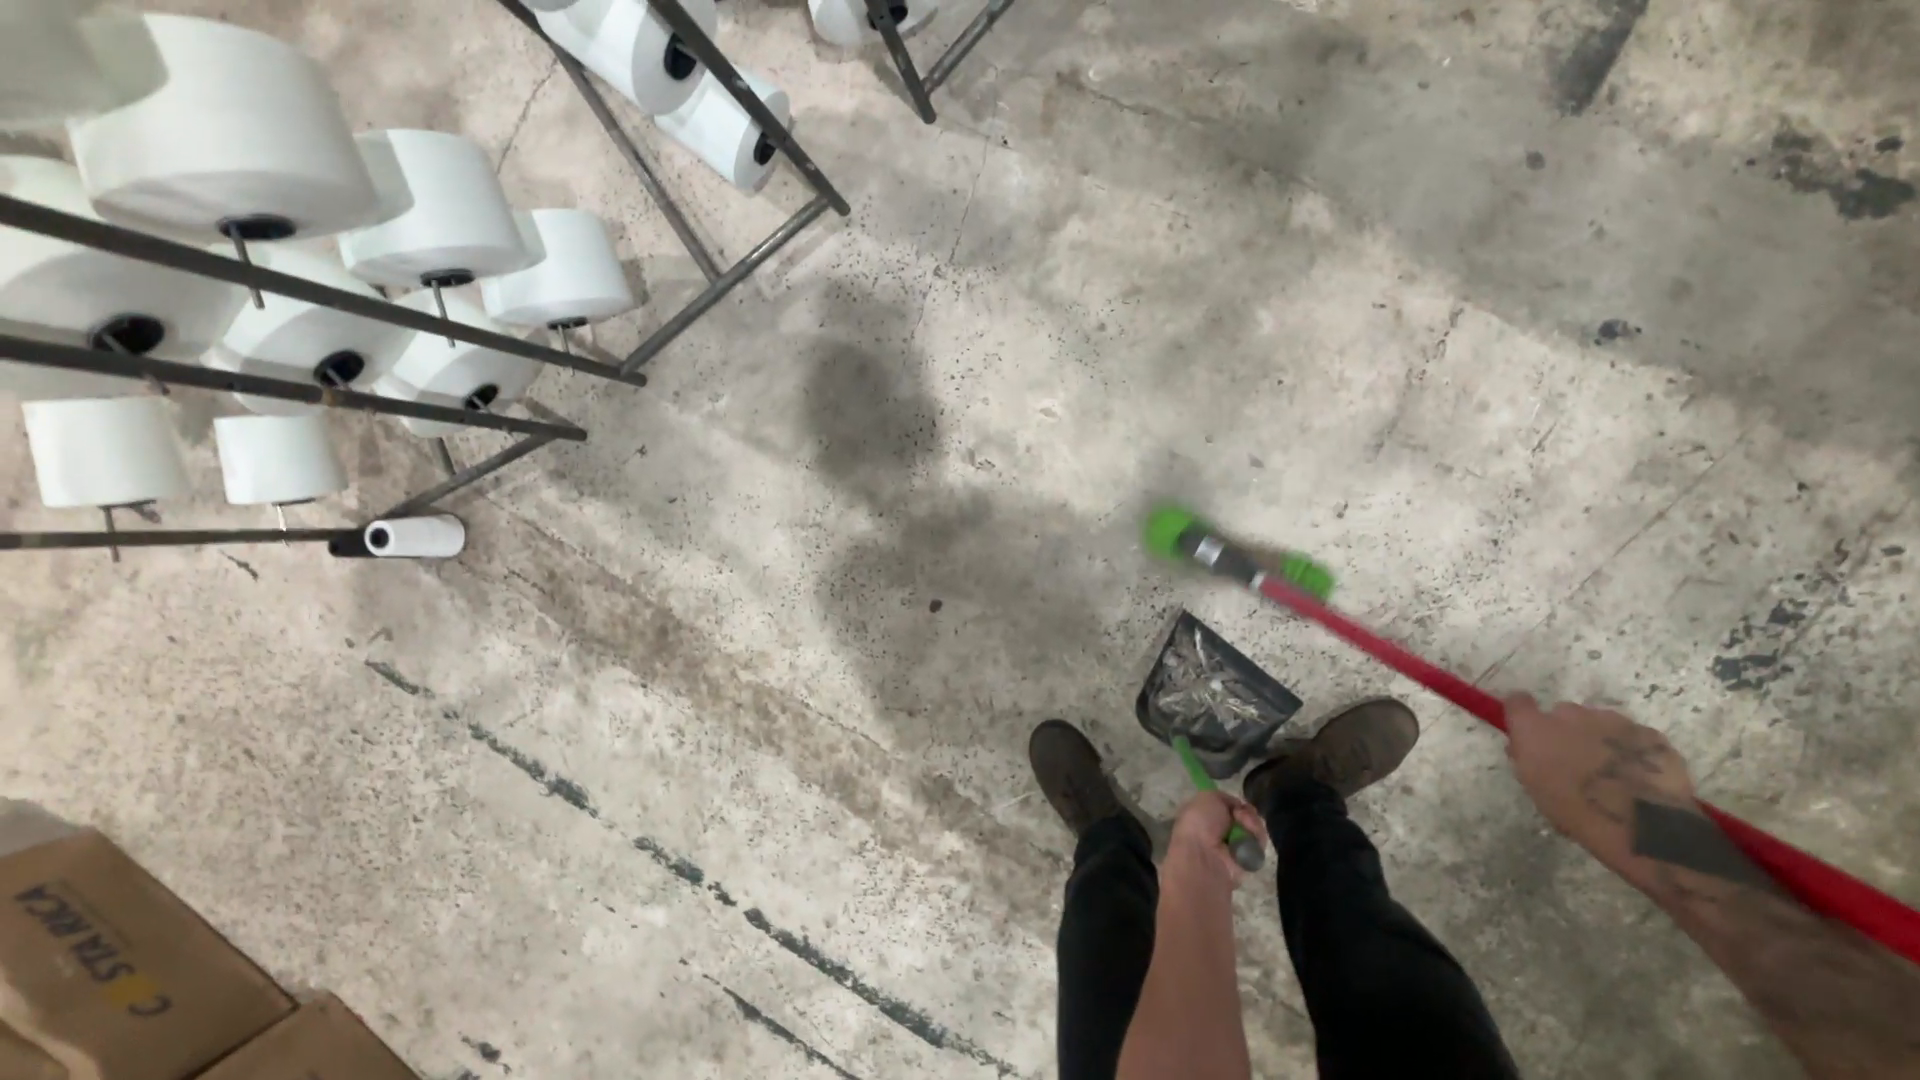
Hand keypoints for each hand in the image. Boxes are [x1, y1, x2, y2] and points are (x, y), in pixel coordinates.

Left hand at [1165, 791, 1268, 889]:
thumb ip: (1224, 798)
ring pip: (1254, 830)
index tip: (1237, 804)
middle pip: (1245, 817)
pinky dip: (1257, 839)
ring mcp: (1234, 847)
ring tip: (1245, 827)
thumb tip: (1237, 808)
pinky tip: (1249, 840)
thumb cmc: (1200, 822)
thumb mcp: (1207, 797)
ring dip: (1253, 825)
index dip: (1236, 805)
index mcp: (1206, 817)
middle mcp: (1220, 832)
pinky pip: (1259, 844)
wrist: (1204, 854)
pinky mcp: (1247, 860)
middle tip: (1241, 816)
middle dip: (1247, 814)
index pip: (1229, 808)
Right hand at [1504, 694, 1697, 869]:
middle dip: (1565, 732)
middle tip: (1574, 762)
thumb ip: (1526, 757)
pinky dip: (1628, 749)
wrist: (1644, 824)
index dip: (1521, 715)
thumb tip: (1525, 746)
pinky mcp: (1647, 732)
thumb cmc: (1576, 810)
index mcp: (1535, 728)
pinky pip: (1629, 735)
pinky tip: (1637, 775)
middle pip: (1562, 713)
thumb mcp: (1535, 786)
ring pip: (1598, 722)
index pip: (1517, 702)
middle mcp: (1570, 714)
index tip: (1527, 733)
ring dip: (1597, 739)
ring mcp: (1612, 720)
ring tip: (1611, 773)